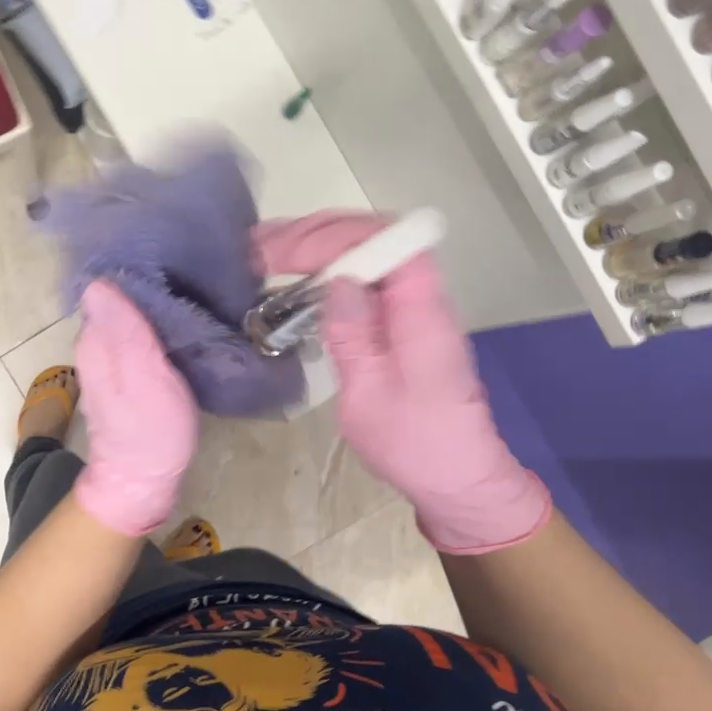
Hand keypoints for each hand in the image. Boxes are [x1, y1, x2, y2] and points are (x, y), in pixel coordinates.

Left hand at [71, 280, 198, 536]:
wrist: (142, 482)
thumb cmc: (149, 429)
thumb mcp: (143, 375)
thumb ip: (124, 329)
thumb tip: (97, 282)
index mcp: (96, 340)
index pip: (110, 285)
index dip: (140, 270)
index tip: (175, 259)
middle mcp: (95, 345)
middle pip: (120, 298)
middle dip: (151, 284)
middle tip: (194, 273)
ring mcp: (108, 361)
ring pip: (130, 317)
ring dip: (157, 306)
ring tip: (194, 293)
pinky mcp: (125, 375)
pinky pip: (138, 337)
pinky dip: (158, 328)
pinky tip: (182, 325)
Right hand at [253, 213, 550, 553]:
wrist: (455, 476)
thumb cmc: (415, 445)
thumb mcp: (372, 397)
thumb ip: (355, 337)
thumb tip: (339, 280)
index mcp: (421, 311)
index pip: (385, 241)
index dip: (331, 237)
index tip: (281, 256)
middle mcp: (420, 298)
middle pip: (372, 236)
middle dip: (313, 234)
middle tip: (256, 248)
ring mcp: (408, 308)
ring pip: (364, 253)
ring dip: (313, 246)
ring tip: (260, 254)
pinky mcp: (395, 323)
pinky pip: (359, 278)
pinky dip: (321, 270)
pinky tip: (288, 280)